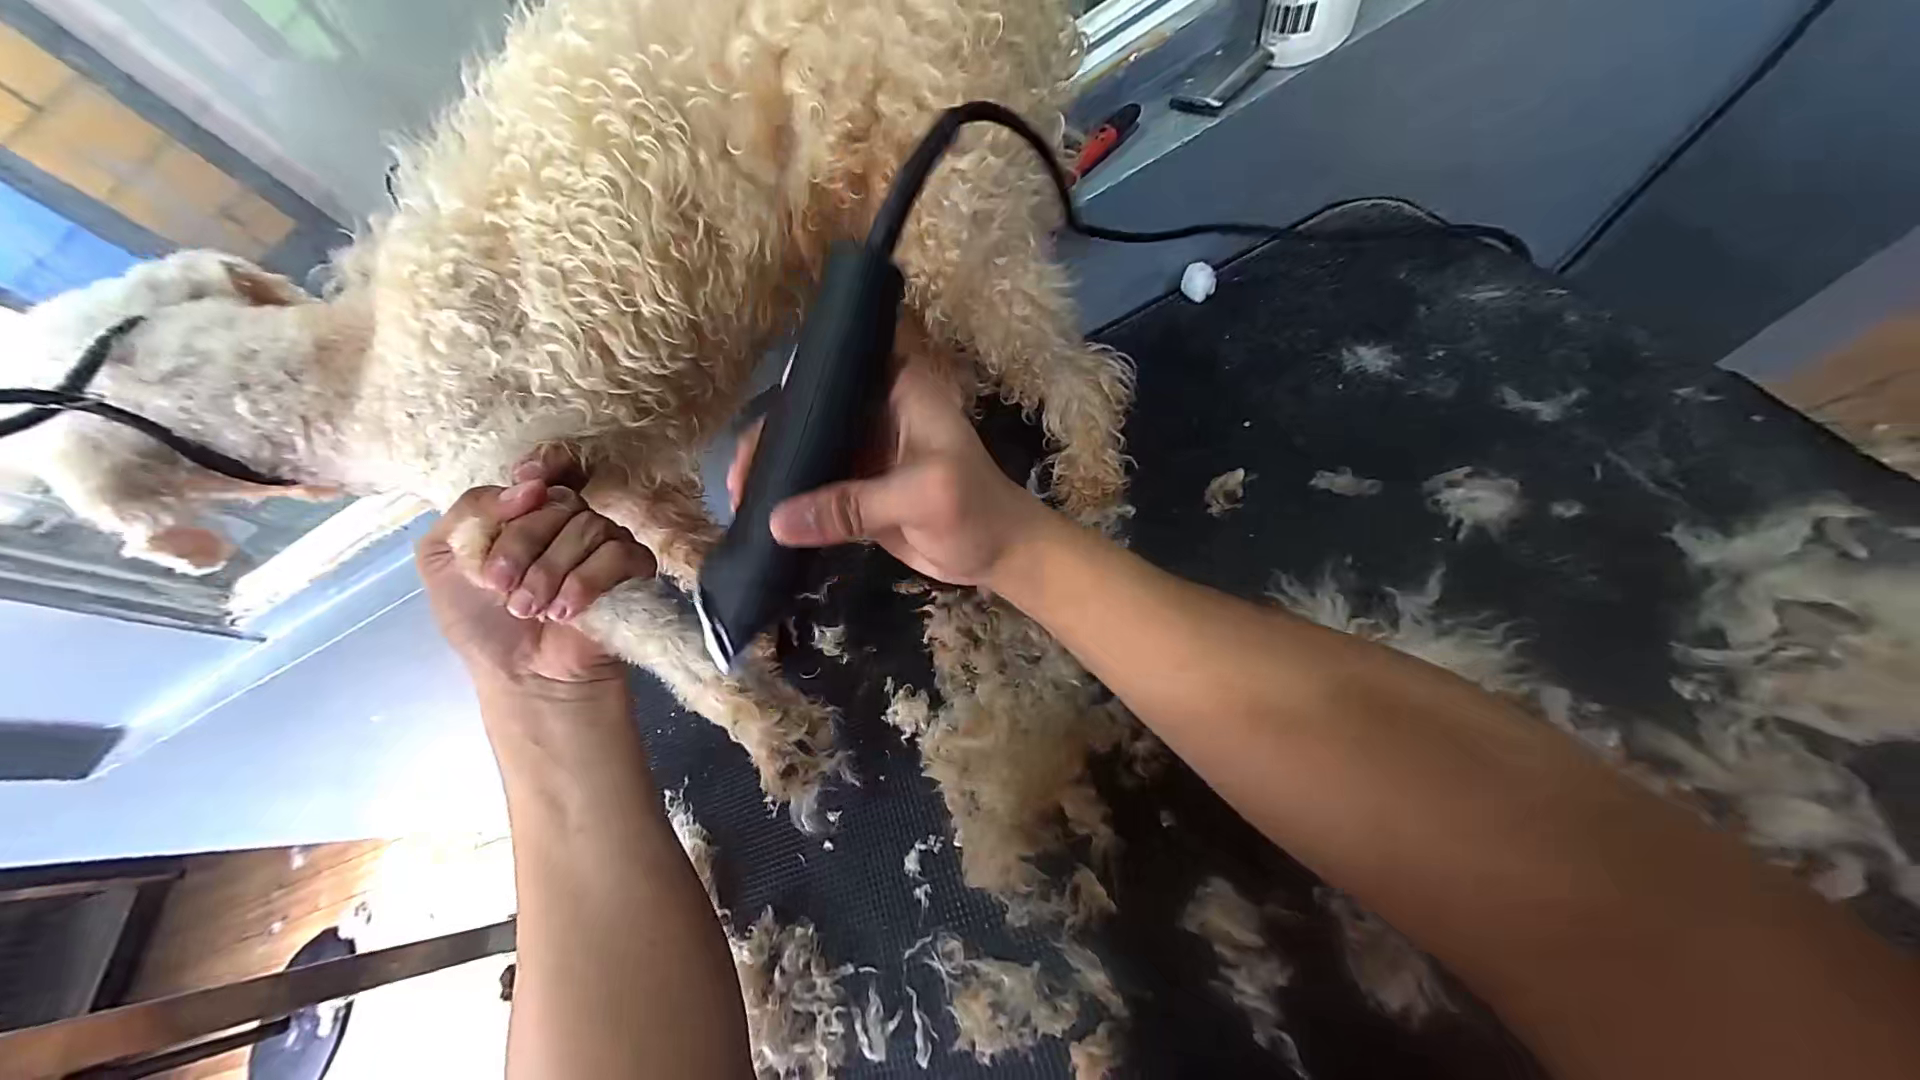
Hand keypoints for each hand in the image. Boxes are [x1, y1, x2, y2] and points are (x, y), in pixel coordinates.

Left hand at [418, 454, 657, 689]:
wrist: (526, 675)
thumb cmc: (483, 625)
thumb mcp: (445, 562)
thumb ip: (472, 513)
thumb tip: (532, 485)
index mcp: (528, 515)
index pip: (533, 484)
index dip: (524, 494)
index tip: (513, 511)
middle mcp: (571, 523)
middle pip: (559, 504)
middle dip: (523, 546)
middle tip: (503, 588)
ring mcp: (608, 543)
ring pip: (589, 527)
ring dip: (552, 572)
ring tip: (532, 610)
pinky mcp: (636, 568)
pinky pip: (619, 553)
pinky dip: (587, 582)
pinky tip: (566, 610)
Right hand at [727, 363, 1049, 585]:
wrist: (1000, 554)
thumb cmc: (977, 510)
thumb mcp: (923, 497)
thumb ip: (853, 505)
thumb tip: (777, 521)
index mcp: (896, 390)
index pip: (833, 368)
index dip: (793, 385)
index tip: (757, 421)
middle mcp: (874, 412)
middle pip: (809, 412)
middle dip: (771, 439)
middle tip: (737, 478)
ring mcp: (864, 451)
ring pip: (808, 451)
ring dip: (777, 472)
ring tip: (738, 499)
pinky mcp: (859, 488)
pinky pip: (816, 488)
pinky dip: (793, 500)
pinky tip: (761, 515)